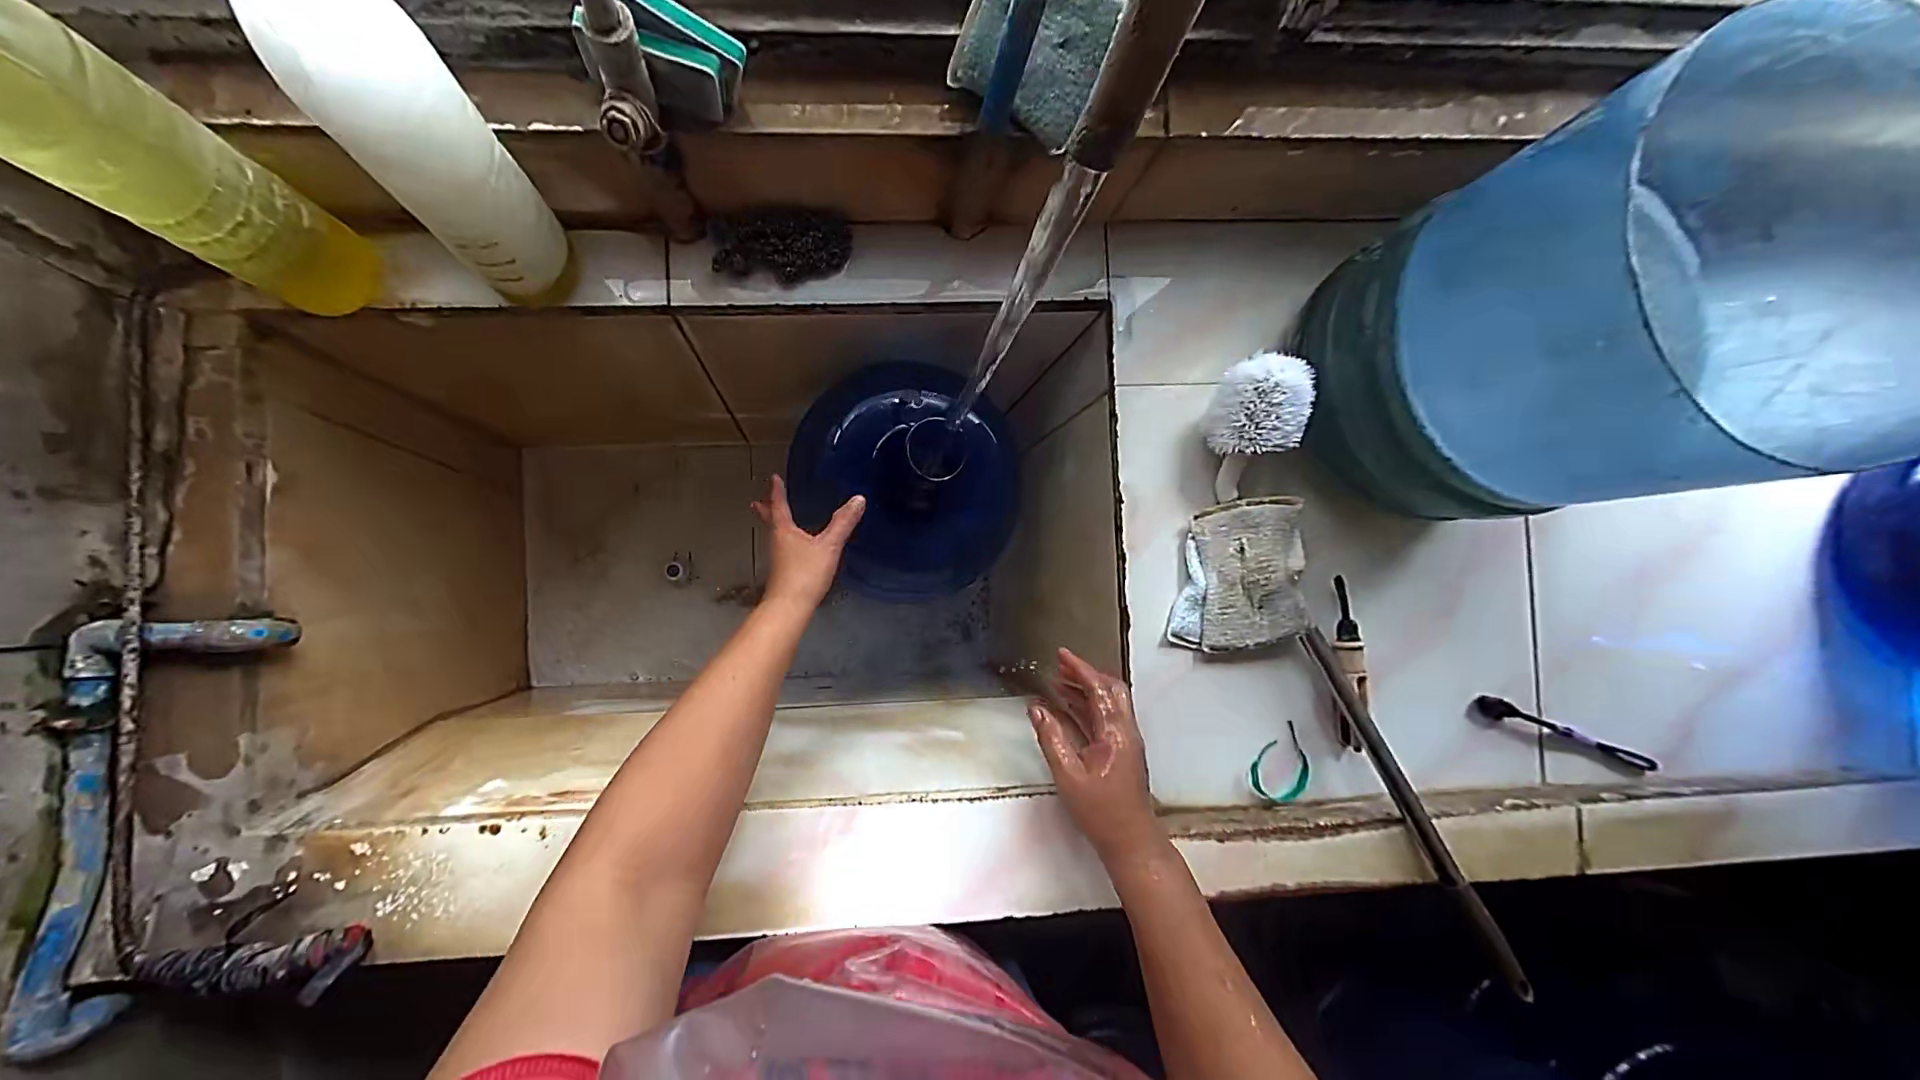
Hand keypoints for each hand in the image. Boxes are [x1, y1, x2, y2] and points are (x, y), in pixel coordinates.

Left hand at [752, 475, 864, 609]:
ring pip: (774, 536)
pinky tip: (793, 548)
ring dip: (773, 526)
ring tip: (776, 521)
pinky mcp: (782, 573)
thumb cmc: (805, 574)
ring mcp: (778, 559)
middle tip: (758, 502)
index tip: (774, 479)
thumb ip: (843, 524)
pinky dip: (784, 541)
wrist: (790, 607)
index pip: (778, 506)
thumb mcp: (829, 546)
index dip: (776, 491)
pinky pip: (782, 550)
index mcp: (784, 531)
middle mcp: (777, 542)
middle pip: (770, 522)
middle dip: (766, 510)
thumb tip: (858, 500)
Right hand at [1029, 648, 1162, 862]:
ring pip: (1107, 704)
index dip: (1080, 668)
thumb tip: (1037, 710)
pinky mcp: (1121, 752)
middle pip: (1110, 690)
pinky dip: (1085, 708)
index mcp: (1115, 733)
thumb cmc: (1104, 813)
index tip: (1063, 656)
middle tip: (1062, 665)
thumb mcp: (1068, 775)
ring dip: (1084, 690)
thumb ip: (1051, 738)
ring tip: (1059, 683)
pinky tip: (1066, 711)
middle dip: (1085, 674)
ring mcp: (1125, 741)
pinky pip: (1103, 719)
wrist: (1130, 841)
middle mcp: (1125, 732)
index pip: (1099, 689)